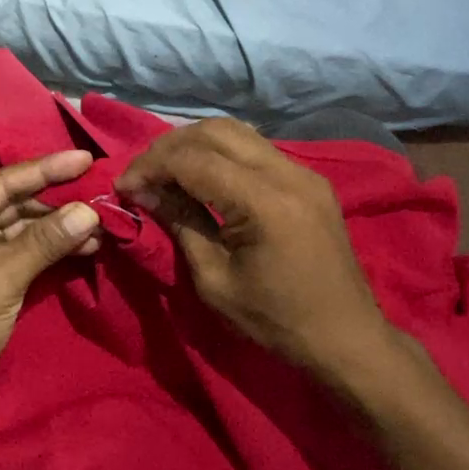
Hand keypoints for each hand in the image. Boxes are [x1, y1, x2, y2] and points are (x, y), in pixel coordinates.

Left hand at [0, 150, 102, 417]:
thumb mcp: (3, 277)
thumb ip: (46, 241)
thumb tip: (88, 210)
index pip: (4, 181)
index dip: (47, 168)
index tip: (86, 157)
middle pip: (14, 201)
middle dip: (57, 201)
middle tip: (103, 193)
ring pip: (21, 226)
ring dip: (58, 227)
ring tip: (102, 226)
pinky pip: (20, 249)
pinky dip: (49, 248)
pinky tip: (83, 246)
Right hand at [116, 118, 393, 373]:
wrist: (346, 338)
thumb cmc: (274, 319)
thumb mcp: (213, 279)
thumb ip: (180, 223)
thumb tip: (143, 190)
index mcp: (265, 202)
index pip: (193, 160)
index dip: (150, 167)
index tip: (122, 187)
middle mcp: (288, 174)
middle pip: (215, 131)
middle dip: (168, 147)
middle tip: (141, 176)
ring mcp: (303, 172)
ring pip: (236, 131)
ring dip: (192, 145)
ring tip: (164, 173)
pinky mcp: (308, 180)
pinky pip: (254, 147)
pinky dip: (218, 152)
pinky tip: (199, 177)